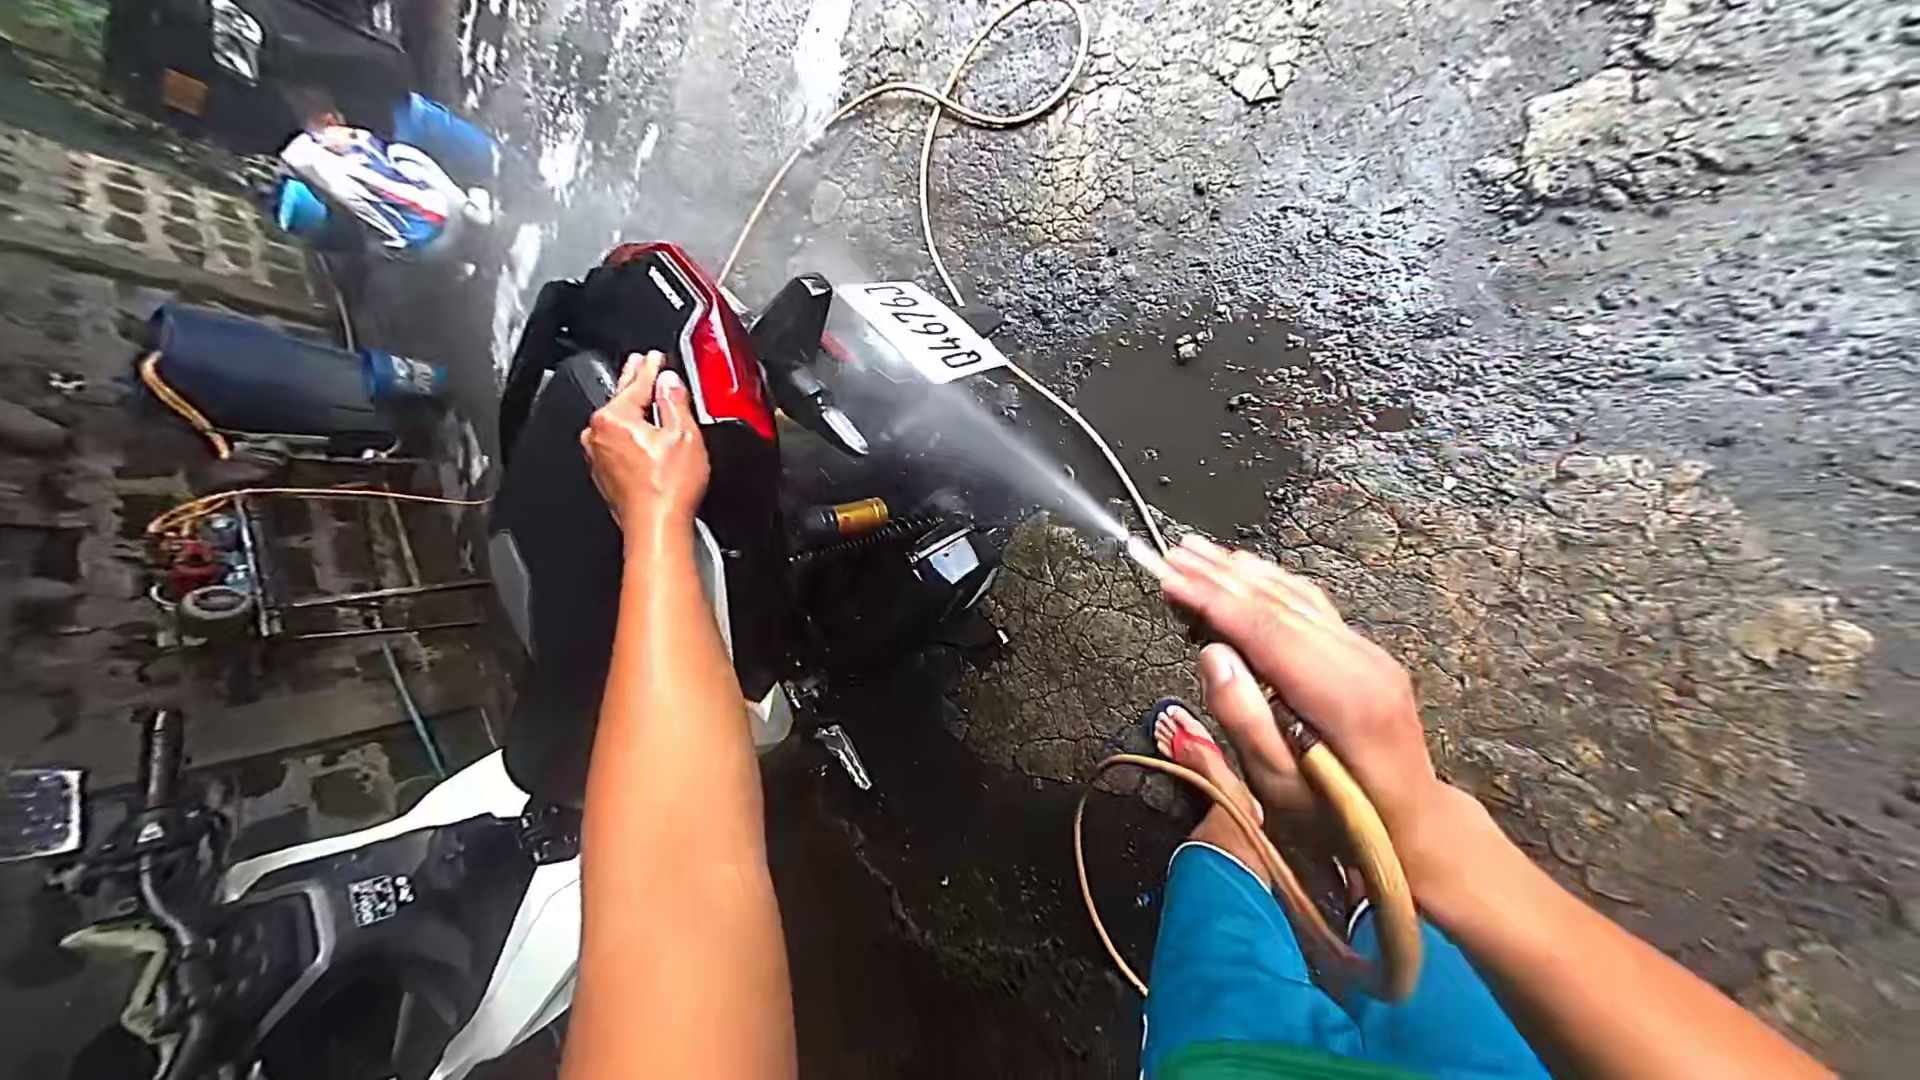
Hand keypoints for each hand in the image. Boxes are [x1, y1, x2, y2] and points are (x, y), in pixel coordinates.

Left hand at [580, 351, 709, 538]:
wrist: (656, 527)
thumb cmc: (668, 488)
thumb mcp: (684, 436)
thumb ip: (675, 402)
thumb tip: (669, 381)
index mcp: (613, 418)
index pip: (636, 382)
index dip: (650, 367)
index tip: (655, 357)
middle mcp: (597, 434)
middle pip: (621, 400)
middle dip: (636, 382)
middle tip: (644, 367)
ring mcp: (598, 456)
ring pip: (618, 423)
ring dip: (634, 411)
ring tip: (649, 401)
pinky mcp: (606, 475)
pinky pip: (618, 444)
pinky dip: (632, 437)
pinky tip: (647, 438)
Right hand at [1153, 534, 1455, 848]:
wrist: (1413, 824)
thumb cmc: (1339, 819)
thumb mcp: (1279, 784)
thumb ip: (1242, 717)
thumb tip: (1212, 653)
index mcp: (1340, 695)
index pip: (1262, 627)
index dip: (1210, 598)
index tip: (1169, 576)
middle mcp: (1360, 661)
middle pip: (1275, 602)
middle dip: (1217, 575)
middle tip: (1171, 553)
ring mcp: (1366, 652)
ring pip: (1292, 594)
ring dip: (1238, 570)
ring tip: (1195, 551)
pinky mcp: (1361, 651)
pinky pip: (1308, 602)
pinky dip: (1268, 580)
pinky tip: (1244, 567)